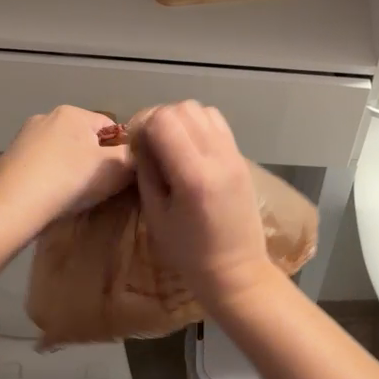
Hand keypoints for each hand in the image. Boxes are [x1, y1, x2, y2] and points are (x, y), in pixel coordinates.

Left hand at [0, 105, 133, 223]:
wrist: (14, 205)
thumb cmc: (71, 181)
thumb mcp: (117, 168)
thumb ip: (135, 156)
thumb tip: (140, 152)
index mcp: (74, 113)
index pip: (112, 127)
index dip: (121, 152)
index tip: (120, 176)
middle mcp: (48, 116)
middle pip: (86, 138)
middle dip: (95, 159)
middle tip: (100, 187)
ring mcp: (26, 136)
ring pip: (63, 151)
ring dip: (72, 168)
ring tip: (74, 193)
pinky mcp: (11, 156)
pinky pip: (43, 163)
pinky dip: (51, 175)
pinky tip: (52, 194)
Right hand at [133, 101, 277, 303]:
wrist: (237, 269)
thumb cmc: (189, 252)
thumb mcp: (156, 214)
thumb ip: (147, 170)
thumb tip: (140, 140)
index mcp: (194, 175)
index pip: (164, 119)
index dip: (143, 125)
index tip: (137, 147)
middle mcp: (218, 158)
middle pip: (183, 108)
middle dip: (160, 119)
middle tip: (151, 146)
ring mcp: (235, 156)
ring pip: (202, 110)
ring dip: (181, 120)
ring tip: (172, 147)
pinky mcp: (242, 159)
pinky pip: (218, 124)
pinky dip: (200, 127)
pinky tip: (191, 151)